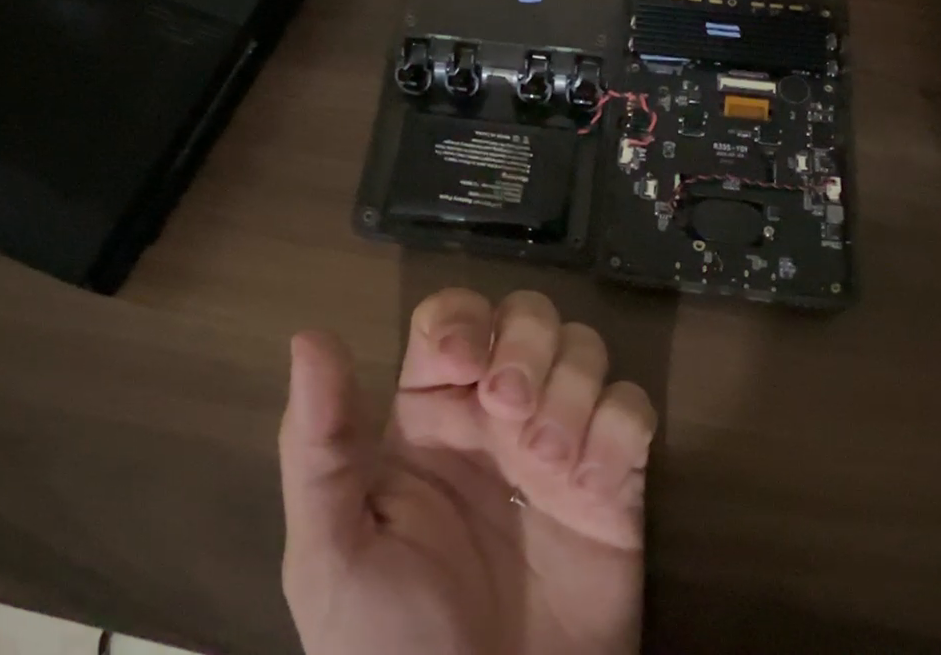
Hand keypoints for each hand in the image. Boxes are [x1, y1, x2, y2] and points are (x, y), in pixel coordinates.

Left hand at [279, 288, 657, 654]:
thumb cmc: (389, 644)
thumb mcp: (332, 551)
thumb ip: (318, 445)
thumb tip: (308, 337)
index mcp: (428, 415)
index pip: (452, 318)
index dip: (463, 320)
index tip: (460, 362)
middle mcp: (495, 416)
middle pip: (529, 318)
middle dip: (527, 346)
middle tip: (509, 409)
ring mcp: (559, 445)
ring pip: (584, 350)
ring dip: (571, 388)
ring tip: (549, 462)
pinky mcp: (613, 482)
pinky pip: (631, 410)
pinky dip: (616, 428)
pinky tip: (591, 483)